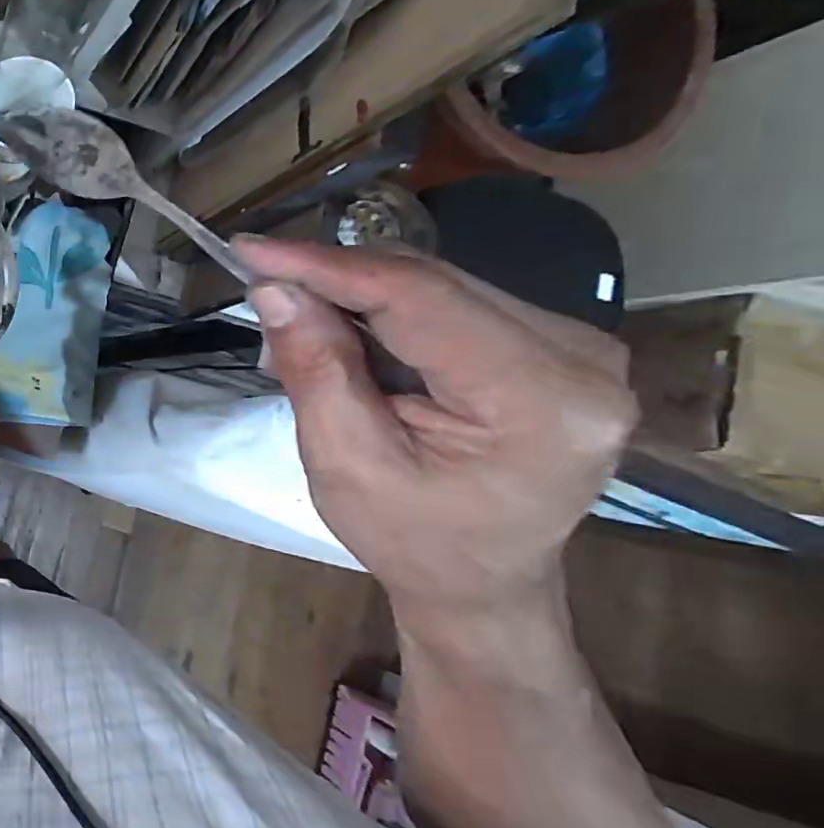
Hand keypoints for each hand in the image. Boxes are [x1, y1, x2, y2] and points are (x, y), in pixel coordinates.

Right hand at [234, 237, 636, 614]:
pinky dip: (376, 306)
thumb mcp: (344, 461)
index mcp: (541, 401)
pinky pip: (442, 297)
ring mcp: (573, 345)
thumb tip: (274, 290)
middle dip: (331, 279)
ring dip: (349, 293)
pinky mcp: (549, 342)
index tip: (248, 248)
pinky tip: (341, 335)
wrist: (479, 579)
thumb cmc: (410, 536)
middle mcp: (580, 359)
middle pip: (427, 281)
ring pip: (430, 281)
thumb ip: (315, 370)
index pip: (417, 299)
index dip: (325, 266)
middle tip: (260, 294)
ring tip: (295, 329)